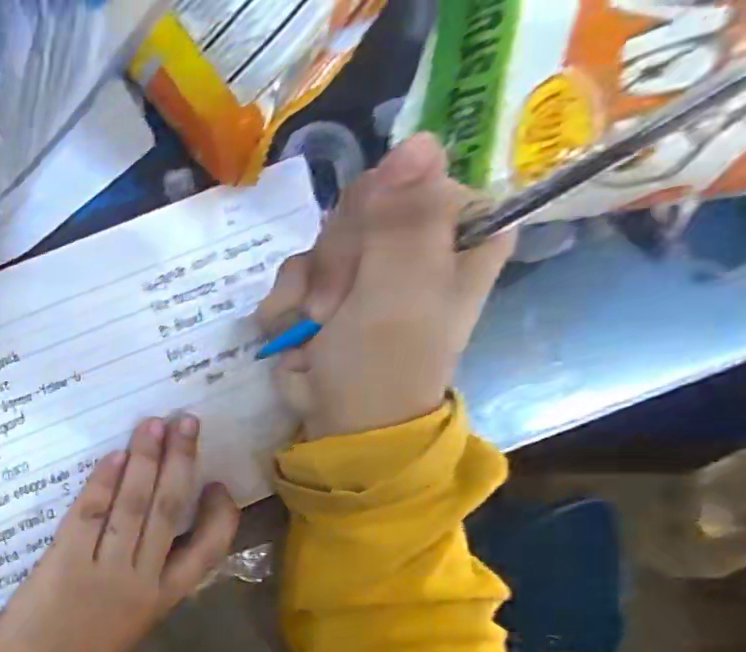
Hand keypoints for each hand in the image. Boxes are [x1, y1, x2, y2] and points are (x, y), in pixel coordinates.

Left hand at [0, 414, 238, 651]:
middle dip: (181, 464)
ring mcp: (104, 569)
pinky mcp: (65, 561)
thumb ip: (130, 598)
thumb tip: (131, 555)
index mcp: (159, 605)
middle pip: (170, 512)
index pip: (207, 552)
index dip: (219, 515)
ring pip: (136, 506)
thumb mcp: (117, 636)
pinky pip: (90, 514)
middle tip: (188, 421)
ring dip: (145, 460)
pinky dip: (102, 483)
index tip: (219, 484)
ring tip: (155, 423)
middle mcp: (141, 581)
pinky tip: (113, 457)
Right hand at [257, 133, 515, 439]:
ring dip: (307, 287)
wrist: (340, 420)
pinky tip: (295, 328)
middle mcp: (415, 241)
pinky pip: (288, 274)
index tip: (374, 257)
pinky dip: (284, 305)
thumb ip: (403, 218)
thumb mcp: (400, 286)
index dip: (381, 215)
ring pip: (318, 242)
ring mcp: (364, 268)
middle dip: (336, 259)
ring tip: (319, 323)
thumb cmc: (386, 358)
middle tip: (341, 301)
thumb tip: (413, 138)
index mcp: (462, 230)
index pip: (415, 179)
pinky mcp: (319, 292)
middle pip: (359, 208)